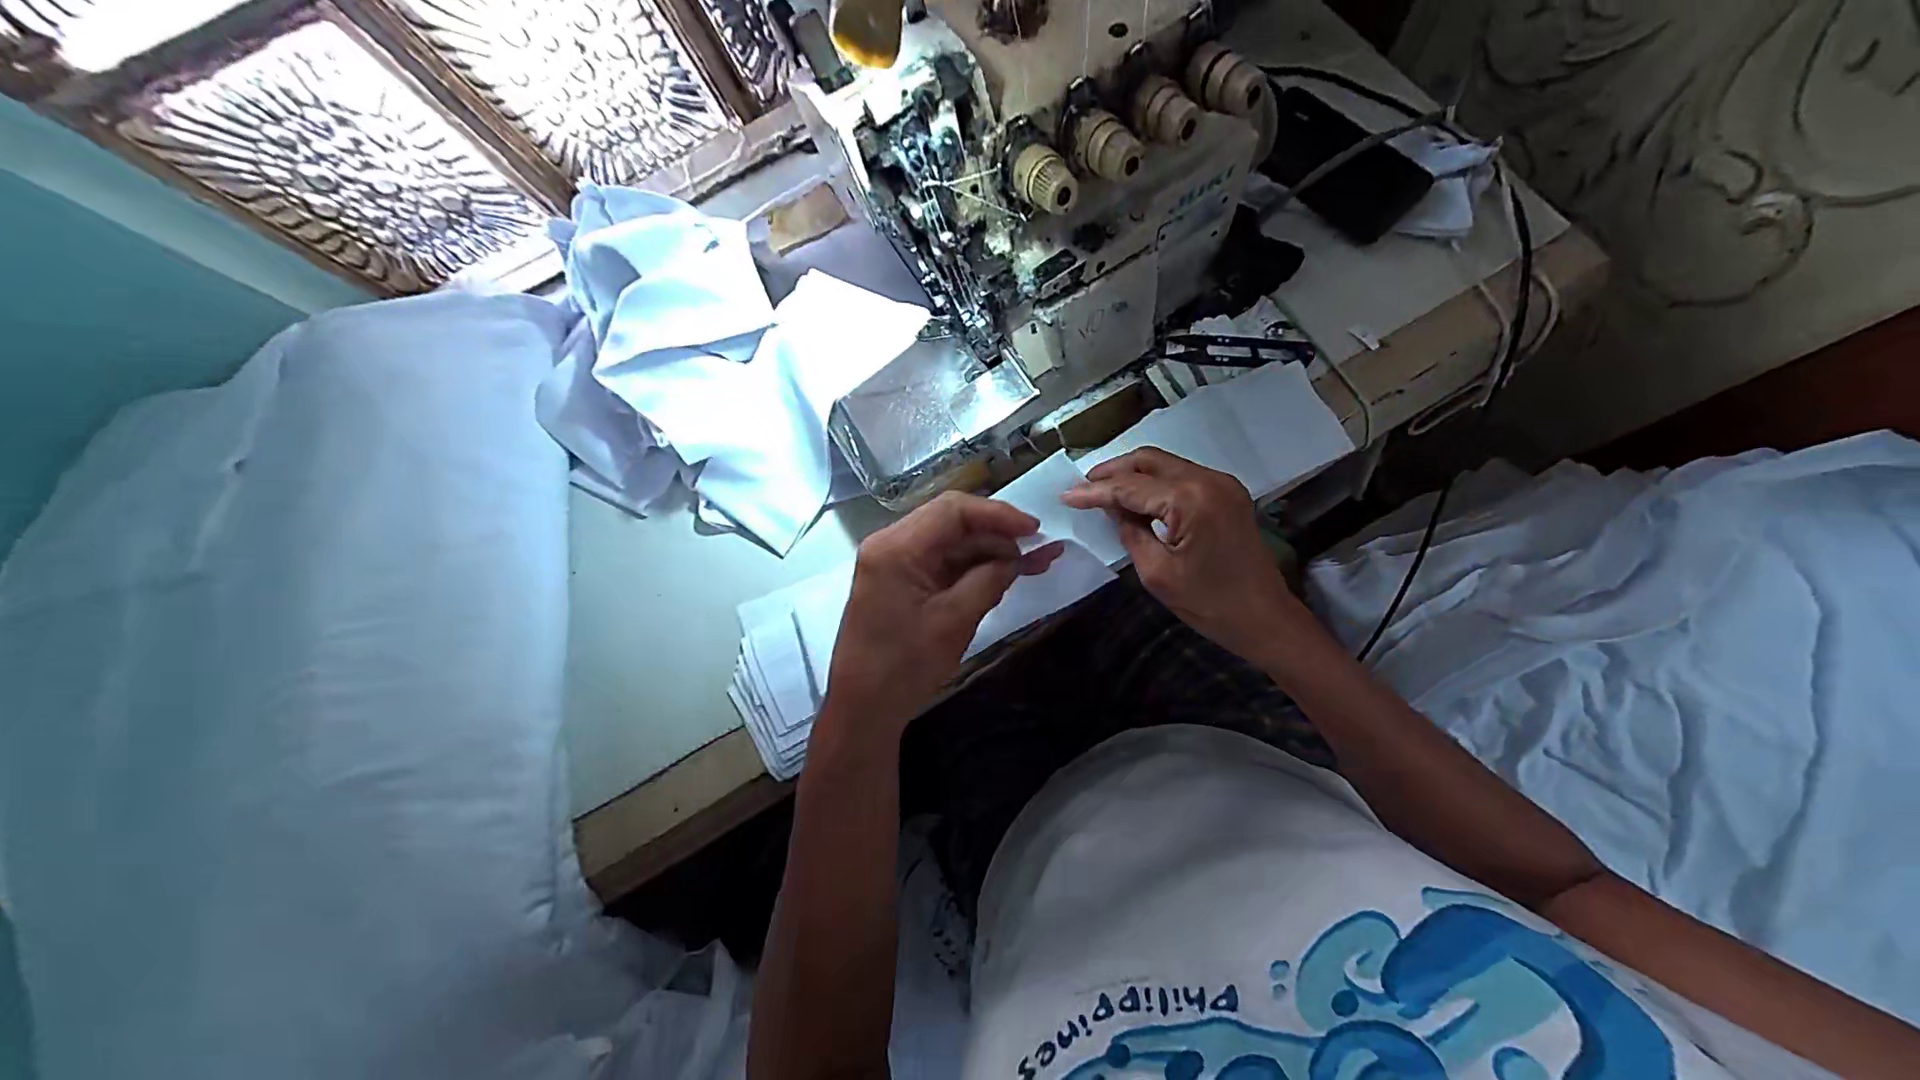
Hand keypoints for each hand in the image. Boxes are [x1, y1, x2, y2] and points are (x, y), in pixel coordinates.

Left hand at [824, 492, 1061, 738]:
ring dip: (988, 550)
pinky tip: (1004, 574)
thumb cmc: (904, 665)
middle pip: (951, 521)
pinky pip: (942, 563)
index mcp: (896, 548)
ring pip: (950, 542)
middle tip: (1037, 548)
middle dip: (997, 533)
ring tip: (1033, 563)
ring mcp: (894, 563)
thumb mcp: (954, 620)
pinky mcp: (901, 581)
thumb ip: (989, 580)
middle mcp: (891, 545)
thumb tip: (1019, 557)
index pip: (953, 511)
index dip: (998, 515)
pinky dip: (972, 567)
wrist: (863, 707)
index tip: (1034, 530)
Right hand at [1061, 448, 1303, 660]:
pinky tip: (1137, 499)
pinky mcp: (1228, 494)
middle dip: (1113, 471)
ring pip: (1165, 465)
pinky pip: (1182, 477)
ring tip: (1104, 492)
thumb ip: (1130, 531)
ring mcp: (1222, 484)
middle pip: (1148, 460)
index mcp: (1190, 500)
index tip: (1066, 496)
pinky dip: (1155, 483)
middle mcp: (1209, 480)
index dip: (1095, 491)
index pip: (1130, 486)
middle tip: (1083, 488)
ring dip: (1133, 475)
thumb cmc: (1209, 604)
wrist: (1265, 618)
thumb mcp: (1157, 572)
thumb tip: (1112, 508)